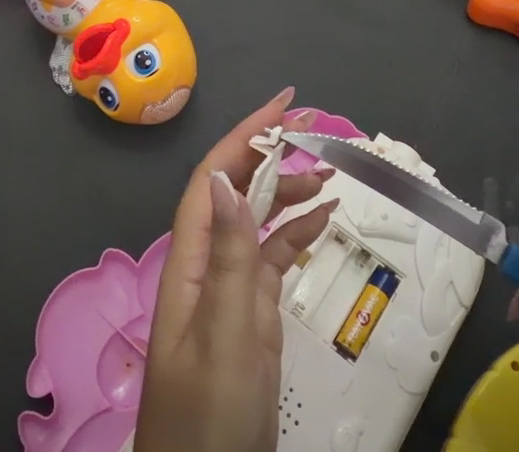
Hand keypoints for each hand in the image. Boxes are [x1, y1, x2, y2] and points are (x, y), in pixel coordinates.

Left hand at [134, 88, 337, 451]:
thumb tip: (222, 178)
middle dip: (268, 156)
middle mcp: (205, 268)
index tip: (283, 105)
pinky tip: (323, 222)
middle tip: (316, 134)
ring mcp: (228, 295)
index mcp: (189, 264)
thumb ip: (229, 259)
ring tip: (329, 176)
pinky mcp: (249, 320)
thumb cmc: (210, 415)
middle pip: (233, 195)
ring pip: (256, 226)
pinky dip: (296, 238)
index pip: (211, 182)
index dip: (242, 137)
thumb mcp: (226, 335)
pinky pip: (271, 263)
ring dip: (287, 195)